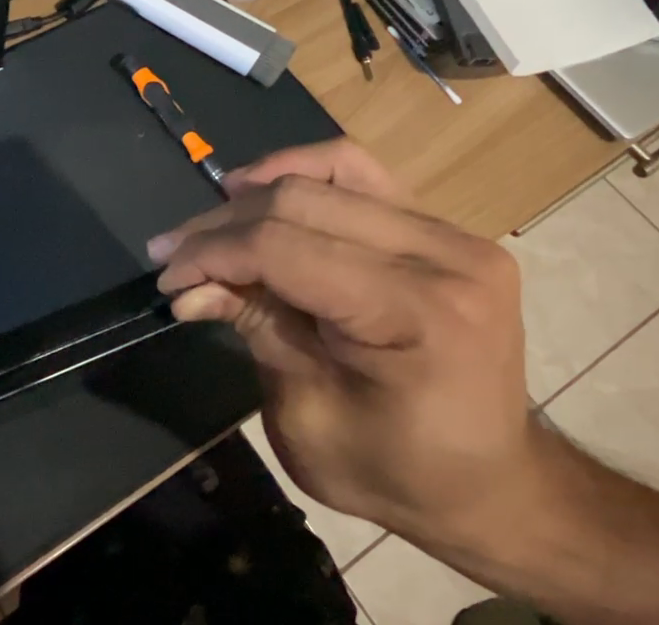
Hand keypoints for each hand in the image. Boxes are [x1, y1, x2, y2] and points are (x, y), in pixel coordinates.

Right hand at [149, 139, 542, 547]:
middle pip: (300, 201)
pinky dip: (302, 176)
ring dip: (255, 194)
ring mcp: (453, 234)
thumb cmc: (399, 472)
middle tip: (172, 255)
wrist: (493, 484)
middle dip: (221, 225)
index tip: (166, 278)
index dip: (212, 254)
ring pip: (327, 174)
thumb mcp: (307, 417)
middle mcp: (445, 256)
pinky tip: (262, 189)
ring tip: (210, 223)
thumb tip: (186, 287)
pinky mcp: (445, 229)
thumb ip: (254, 330)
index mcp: (418, 314)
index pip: (285, 247)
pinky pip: (361, 176)